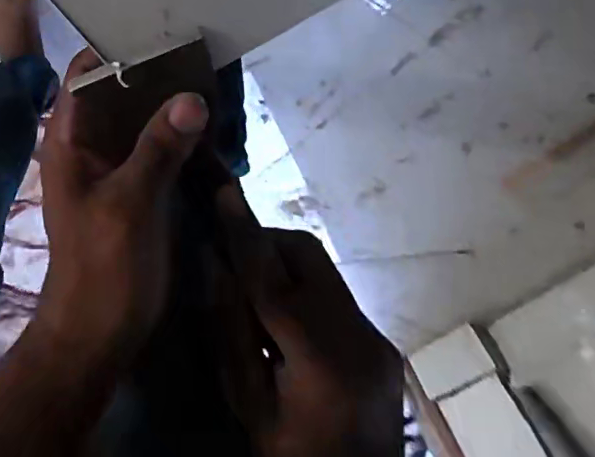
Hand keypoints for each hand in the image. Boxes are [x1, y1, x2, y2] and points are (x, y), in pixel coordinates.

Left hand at [35, 71, 207, 364]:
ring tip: (207, 80)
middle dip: (151, 74)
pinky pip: (152, 146)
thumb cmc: (103, 266)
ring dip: (166, 104)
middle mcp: (86, 143)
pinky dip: (174, 134)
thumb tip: (191, 96)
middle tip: (195, 52)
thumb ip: (159, 147)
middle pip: (115, 91)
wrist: (96, 335)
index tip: (157, 32)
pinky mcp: (132, 186)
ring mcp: (109, 165)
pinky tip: (207, 126)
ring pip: (136, 119)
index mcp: (69, 137)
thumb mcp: (132, 202)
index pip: (84, 73)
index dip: (114, 49)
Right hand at [217, 185, 406, 456]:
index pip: (270, 275)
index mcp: (319, 357)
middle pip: (305, 254)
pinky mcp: (382, 344)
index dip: (243, 229)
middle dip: (266, 243)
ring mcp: (376, 338)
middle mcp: (357, 336)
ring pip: (321, 269)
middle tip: (234, 262)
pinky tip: (288, 325)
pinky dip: (305, 292)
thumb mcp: (249, 404)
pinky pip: (335, 296)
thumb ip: (229, 329)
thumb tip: (212, 261)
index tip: (223, 189)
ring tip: (258, 297)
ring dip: (285, 266)